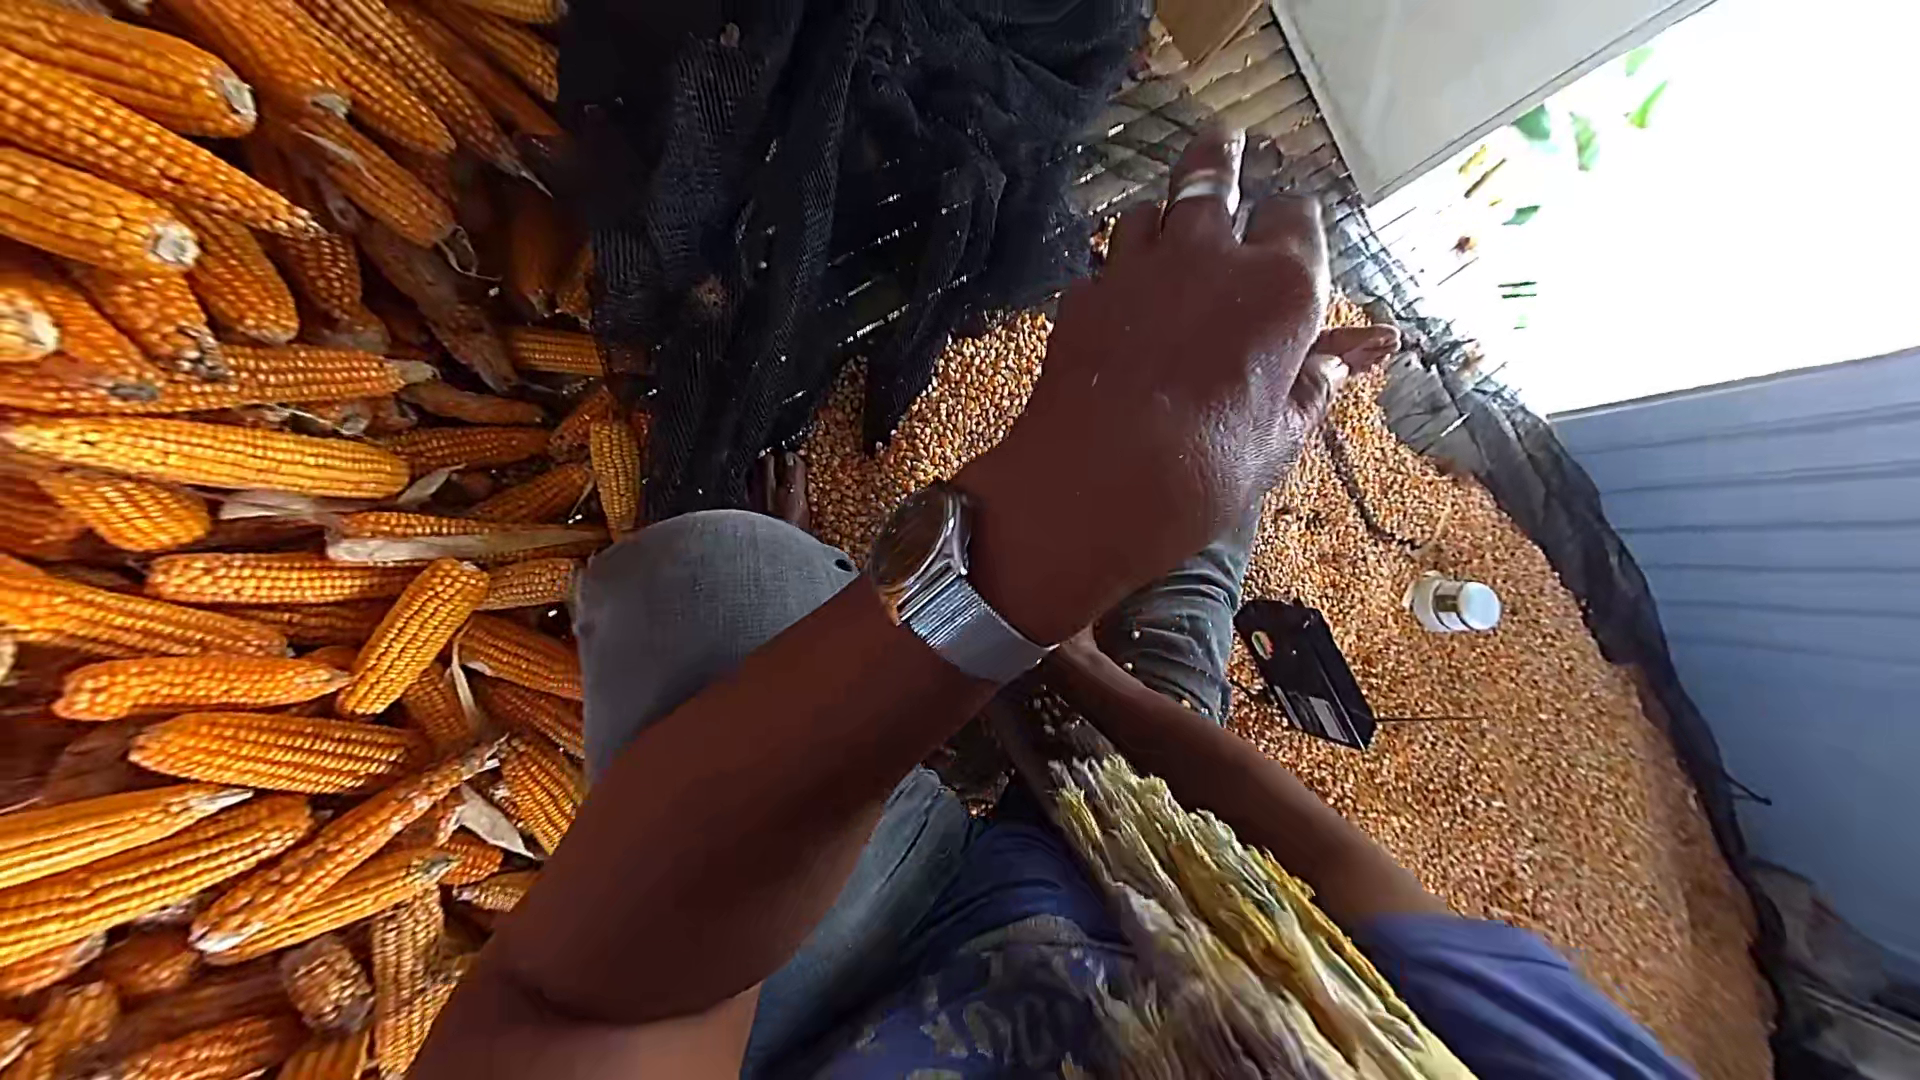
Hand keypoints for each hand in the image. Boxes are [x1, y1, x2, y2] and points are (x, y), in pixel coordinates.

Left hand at [955, 127, 1347, 642]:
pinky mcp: (1081, 298)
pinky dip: (1110, 281)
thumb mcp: (1279, 435)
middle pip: (1214, 174)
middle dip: (1220, 159)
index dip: (1287, 226)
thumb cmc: (1205, 470)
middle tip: (1221, 147)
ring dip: (1157, 221)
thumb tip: (1368, 349)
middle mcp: (1208, 258)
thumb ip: (1317, 380)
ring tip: (1160, 234)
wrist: (1097, 485)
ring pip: (1146, 213)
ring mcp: (1135, 272)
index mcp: (1280, 285)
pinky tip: (1111, 306)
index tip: (1279, 237)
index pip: (1296, 216)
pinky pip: (1099, 271)